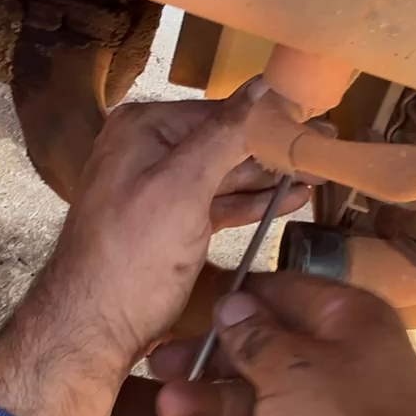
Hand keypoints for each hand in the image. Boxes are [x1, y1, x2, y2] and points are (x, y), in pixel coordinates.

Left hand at [33, 85, 310, 366]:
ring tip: (316, 173)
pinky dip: (249, 203)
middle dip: (273, 149)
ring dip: (268, 177)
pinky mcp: (169, 223)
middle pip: (224, 141)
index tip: (314, 118)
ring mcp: (157, 188)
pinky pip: (216, 203)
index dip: (271, 117)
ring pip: (224, 174)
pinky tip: (286, 200)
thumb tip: (266, 86)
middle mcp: (147, 150)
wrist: (91, 329)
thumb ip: (226, 135)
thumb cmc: (130, 258)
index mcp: (144, 129)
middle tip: (324, 147)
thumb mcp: (183, 187)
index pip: (222, 111)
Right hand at [147, 271, 415, 415]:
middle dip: (212, 358)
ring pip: (256, 404)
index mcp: (350, 324)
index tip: (185, 303)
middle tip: (158, 363)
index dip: (239, 297)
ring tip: (164, 409)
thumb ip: (257, 338)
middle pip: (265, 351)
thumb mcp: (297, 373)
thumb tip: (234, 303)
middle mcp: (340, 367)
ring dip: (209, 407)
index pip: (287, 293)